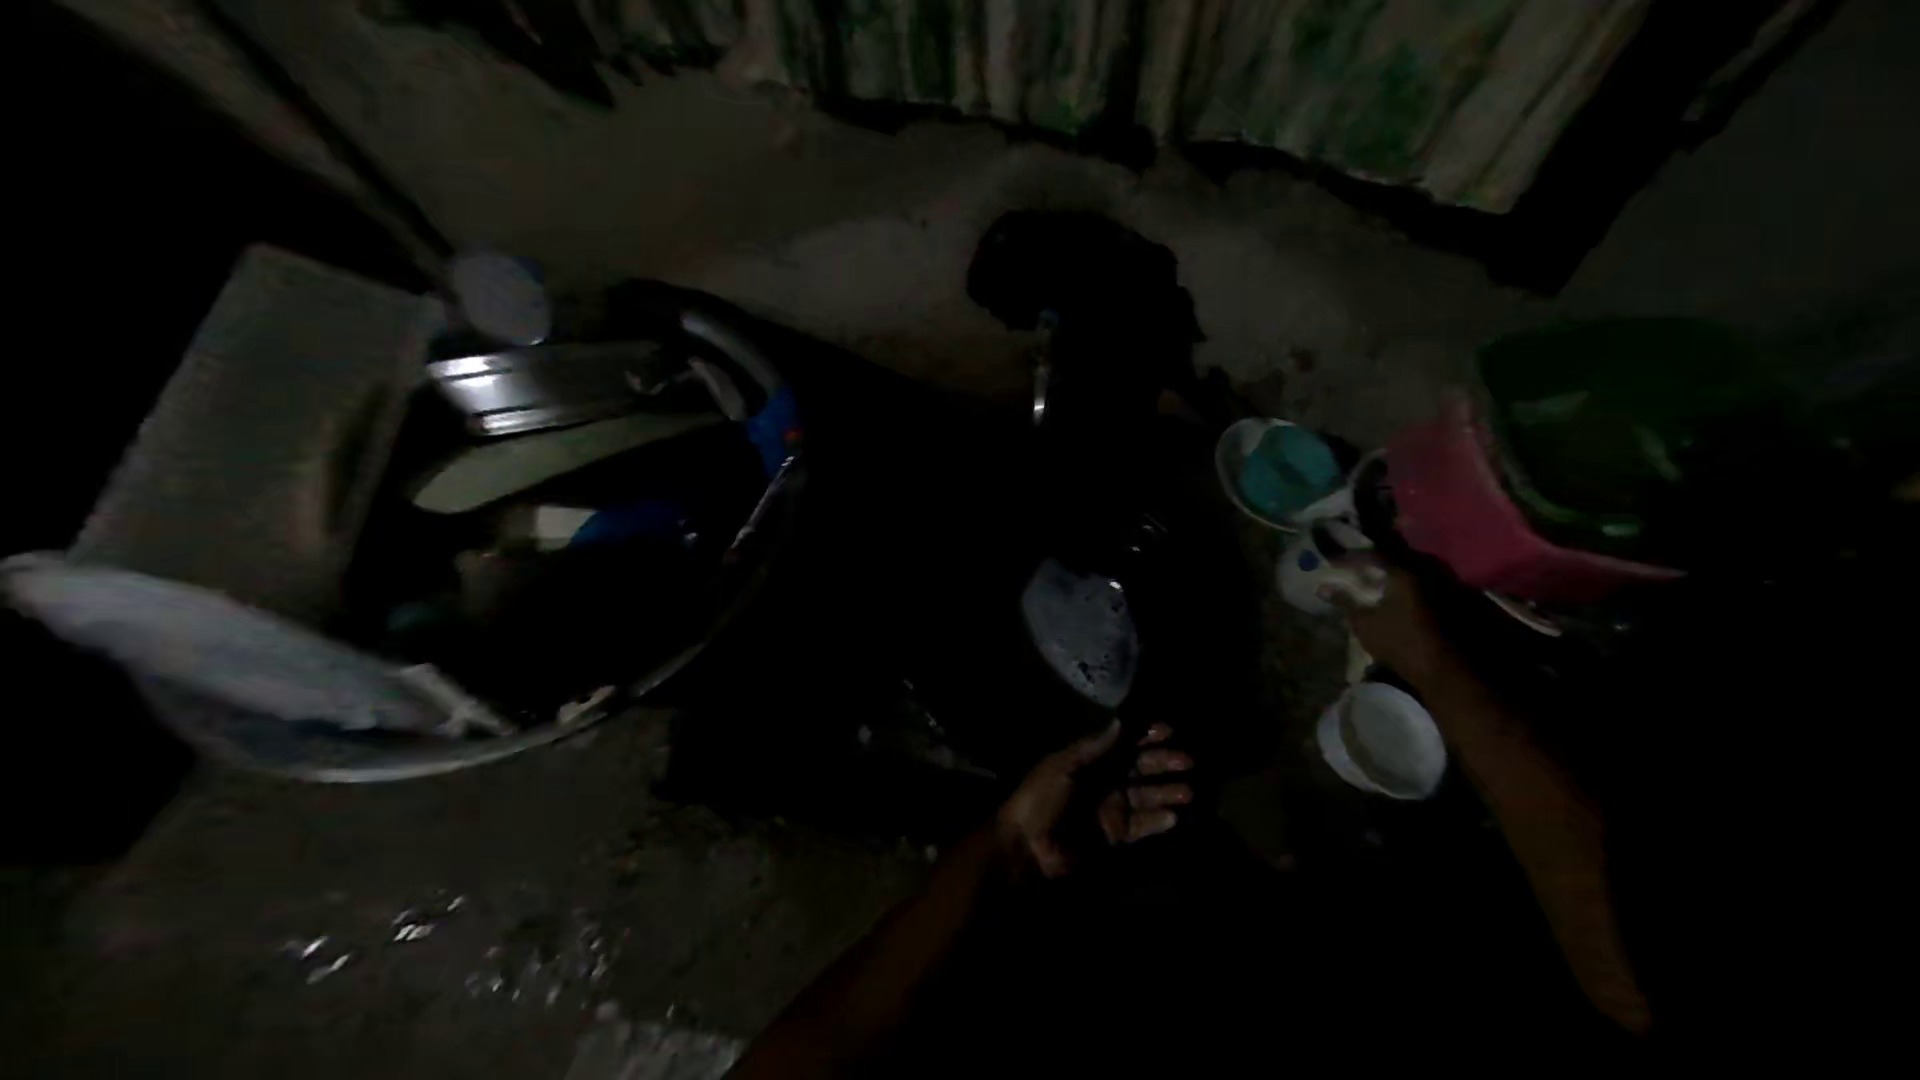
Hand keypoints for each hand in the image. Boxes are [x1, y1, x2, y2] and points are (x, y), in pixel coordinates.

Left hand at [995, 721, 1192, 878]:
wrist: (1029, 846)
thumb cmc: (1042, 798)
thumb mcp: (1065, 767)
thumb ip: (1095, 747)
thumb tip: (1122, 720)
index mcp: (1090, 759)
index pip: (1122, 742)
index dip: (1144, 735)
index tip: (1168, 731)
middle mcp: (1105, 780)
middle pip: (1139, 767)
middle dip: (1163, 762)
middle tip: (1187, 761)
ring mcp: (1112, 808)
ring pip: (1146, 796)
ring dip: (1167, 792)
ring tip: (1188, 792)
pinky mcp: (1116, 835)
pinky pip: (1143, 825)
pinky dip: (1159, 821)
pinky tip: (1174, 817)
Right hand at [1325, 557, 1453, 687]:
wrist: (1445, 670)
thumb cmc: (1400, 642)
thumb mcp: (1364, 622)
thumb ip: (1344, 601)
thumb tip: (1322, 588)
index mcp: (1404, 572)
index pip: (1372, 555)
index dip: (1350, 558)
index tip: (1332, 563)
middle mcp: (1426, 572)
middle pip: (1394, 559)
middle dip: (1372, 564)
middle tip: (1353, 570)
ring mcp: (1443, 586)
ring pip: (1410, 572)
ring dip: (1389, 576)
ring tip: (1371, 585)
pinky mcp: (1453, 602)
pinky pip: (1421, 586)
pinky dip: (1403, 588)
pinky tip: (1392, 599)